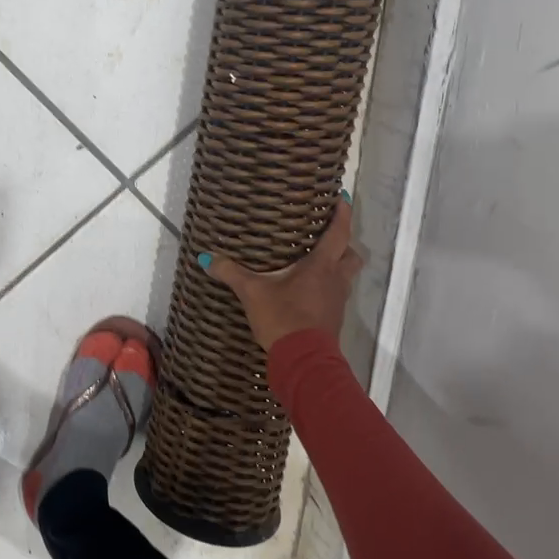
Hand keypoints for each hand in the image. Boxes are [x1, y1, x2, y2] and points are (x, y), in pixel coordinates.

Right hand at [199, 197, 363, 350]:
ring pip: (345, 276)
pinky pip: (335, 295)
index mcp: (321, 266)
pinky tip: (305, 291)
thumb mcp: (253, 293)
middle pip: (351, 255)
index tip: (342, 198)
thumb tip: (208, 259)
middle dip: (343, 244)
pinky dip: (325, 288)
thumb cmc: (284, 317)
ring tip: (312, 263)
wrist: (304, 360)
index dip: (342, 214)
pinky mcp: (333, 319)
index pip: (339, 233)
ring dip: (335, 267)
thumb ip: (232, 274)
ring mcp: (337, 301)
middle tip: (325, 238)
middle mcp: (335, 280)